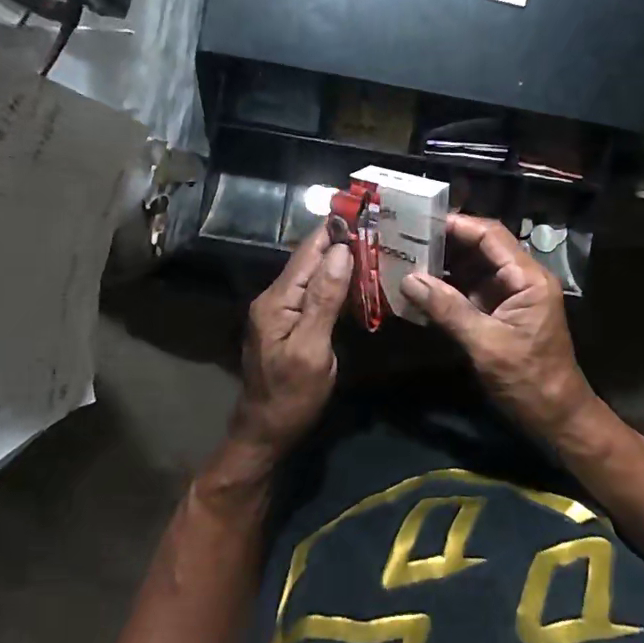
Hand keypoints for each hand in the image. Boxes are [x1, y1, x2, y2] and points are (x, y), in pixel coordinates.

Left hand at [233, 226, 351, 458]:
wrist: (265, 433)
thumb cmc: (291, 397)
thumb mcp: (312, 350)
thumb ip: (324, 300)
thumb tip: (340, 252)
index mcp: (277, 300)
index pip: (308, 252)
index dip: (334, 230)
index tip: (363, 209)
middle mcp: (274, 297)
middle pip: (310, 260)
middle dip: (341, 241)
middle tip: (378, 226)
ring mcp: (279, 310)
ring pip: (313, 275)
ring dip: (340, 260)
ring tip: (374, 246)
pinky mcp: (288, 323)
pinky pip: (313, 292)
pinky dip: (334, 282)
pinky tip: (356, 279)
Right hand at [401, 215, 595, 440]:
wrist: (555, 417)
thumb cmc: (528, 379)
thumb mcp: (485, 344)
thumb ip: (447, 308)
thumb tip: (408, 280)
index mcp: (528, 278)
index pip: (491, 235)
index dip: (457, 225)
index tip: (420, 222)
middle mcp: (521, 279)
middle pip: (481, 247)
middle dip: (445, 242)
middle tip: (405, 237)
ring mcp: (510, 295)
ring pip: (473, 267)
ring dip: (442, 264)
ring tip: (406, 257)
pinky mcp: (499, 312)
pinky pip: (470, 289)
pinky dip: (446, 287)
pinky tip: (419, 287)